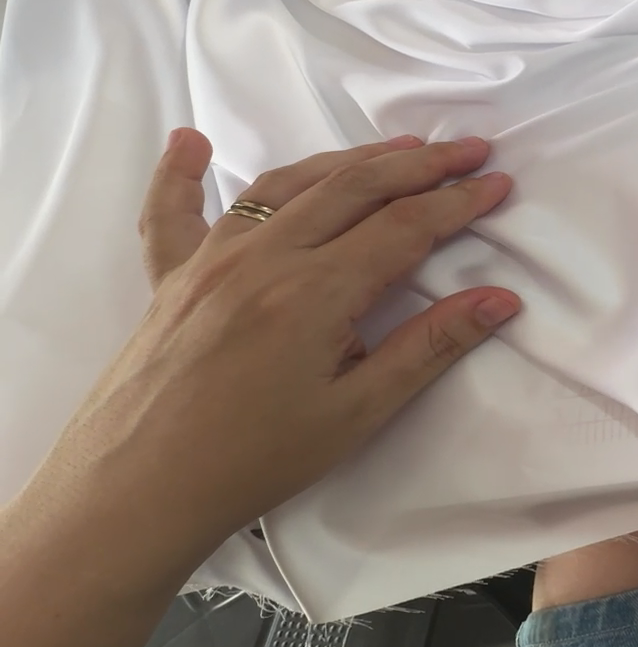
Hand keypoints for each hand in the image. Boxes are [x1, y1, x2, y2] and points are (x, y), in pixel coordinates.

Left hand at [23, 129, 519, 569]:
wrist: (125, 504)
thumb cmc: (255, 459)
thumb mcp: (361, 409)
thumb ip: (434, 344)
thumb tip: (503, 299)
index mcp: (311, 293)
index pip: (405, 227)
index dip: (459, 201)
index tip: (500, 183)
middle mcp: (260, 262)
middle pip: (355, 189)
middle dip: (422, 164)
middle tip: (472, 149)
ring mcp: (207, 264)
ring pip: (287, 187)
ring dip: (351, 158)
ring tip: (401, 146)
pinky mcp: (169, 281)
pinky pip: (173, 216)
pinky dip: (178, 174)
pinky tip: (190, 142)